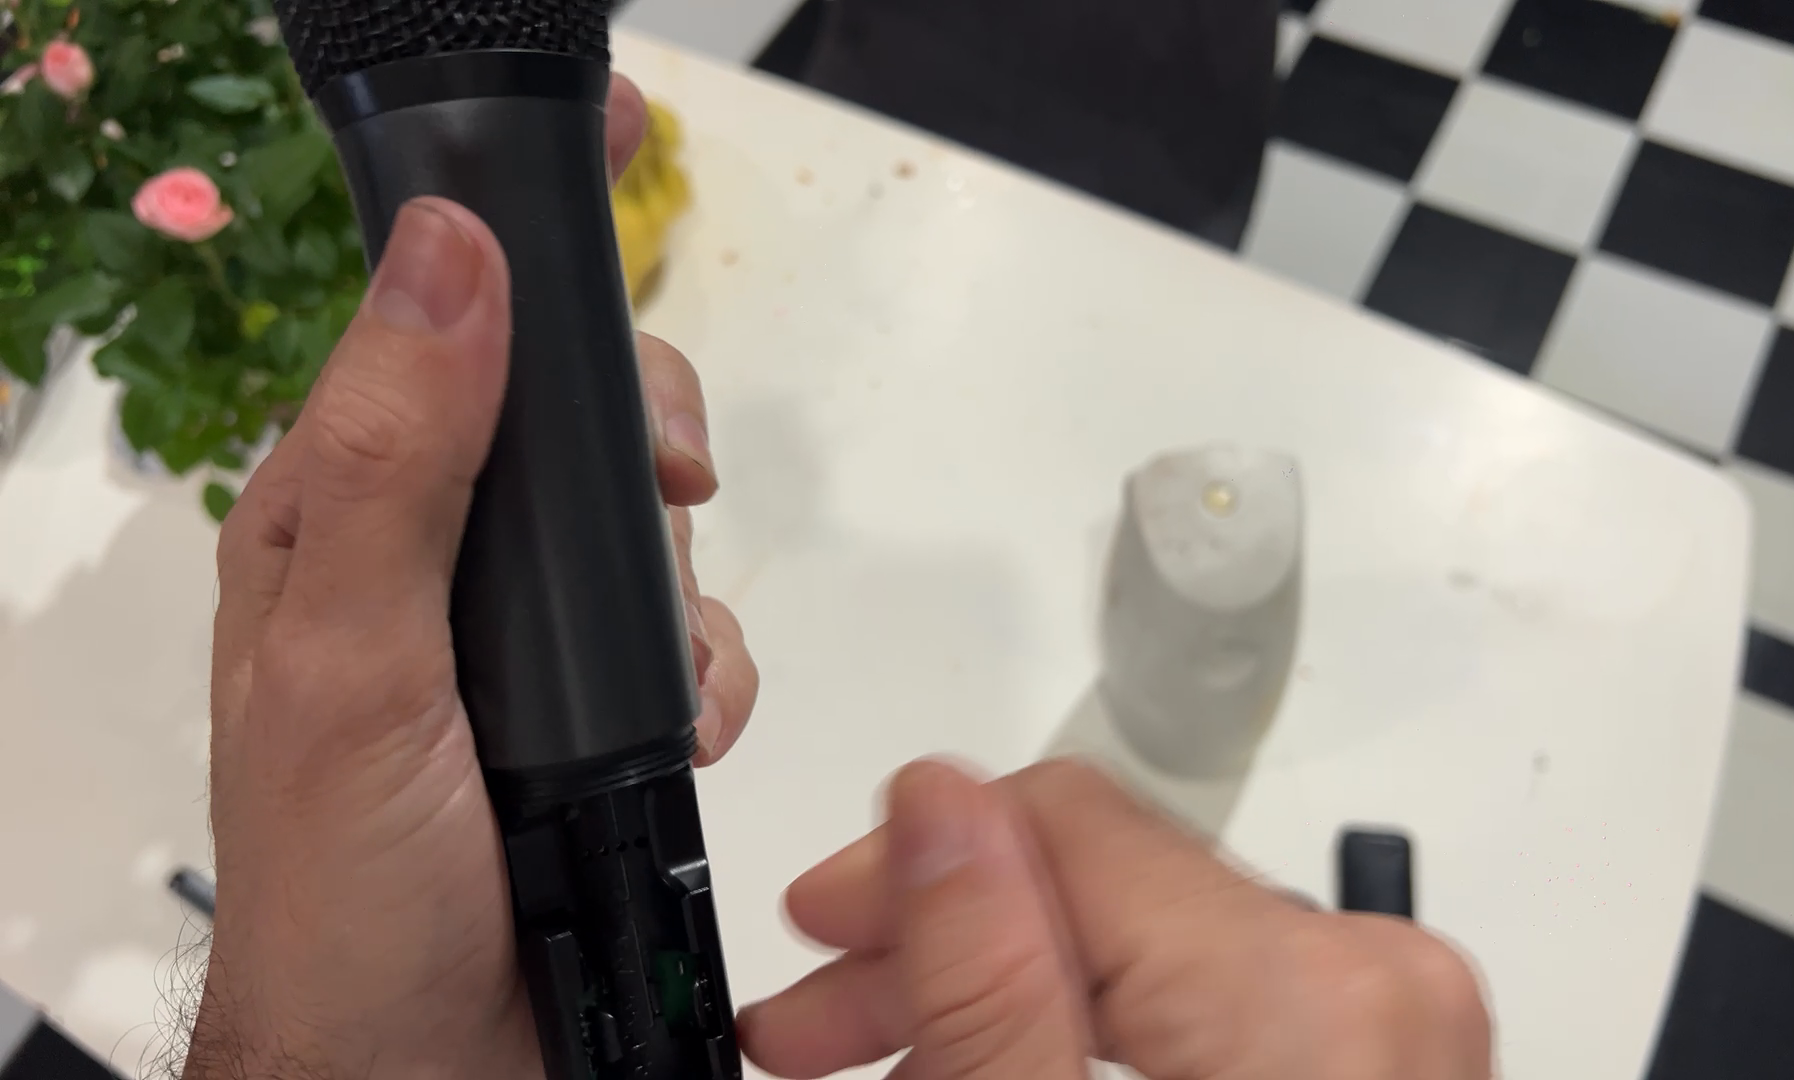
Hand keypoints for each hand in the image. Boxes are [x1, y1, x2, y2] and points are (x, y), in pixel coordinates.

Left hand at [185, 76, 756, 1079]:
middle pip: (590, 422)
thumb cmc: (363, 868)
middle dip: (655, 442)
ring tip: (670, 681)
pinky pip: (700, 629)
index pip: (455, 326)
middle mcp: (462, 549)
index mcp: (369, 507)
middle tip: (678, 487)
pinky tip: (689, 721)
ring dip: (689, 590)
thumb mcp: (347, 653)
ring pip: (660, 533)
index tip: (641, 154)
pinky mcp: (621, 684)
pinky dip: (715, 665)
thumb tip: (456, 261)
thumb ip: (397, 462)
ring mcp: (552, 621)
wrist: (446, 1035)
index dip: (538, 239)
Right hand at [742, 760, 1491, 1078]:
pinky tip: (992, 1058)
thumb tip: (932, 798)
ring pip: (1117, 925)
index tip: (828, 917)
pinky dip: (1065, 1016)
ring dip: (987, 976)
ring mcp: (1369, 1013)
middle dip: (935, 930)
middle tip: (822, 1012)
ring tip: (885, 1052)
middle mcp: (1360, 979)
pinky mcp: (1350, 1044)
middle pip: (1086, 877)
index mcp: (1298, 996)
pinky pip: (1170, 980)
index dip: (918, 856)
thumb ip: (981, 979)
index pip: (1064, 817)